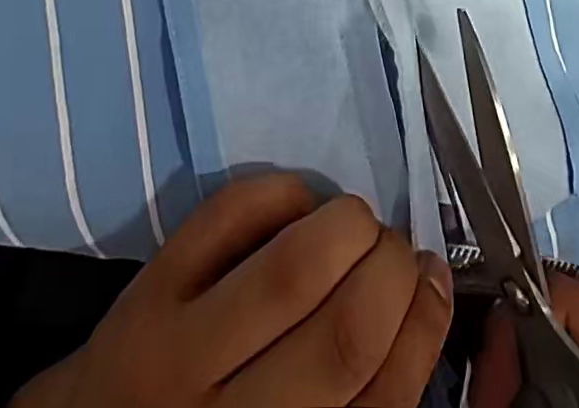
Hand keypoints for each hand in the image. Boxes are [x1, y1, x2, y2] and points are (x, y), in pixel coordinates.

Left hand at [12, 174, 453, 407]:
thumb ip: (356, 388)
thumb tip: (423, 291)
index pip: (382, 399)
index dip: (423, 324)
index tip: (432, 279)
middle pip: (343, 333)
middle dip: (392, 269)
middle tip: (397, 249)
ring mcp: (177, 352)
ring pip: (289, 270)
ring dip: (347, 226)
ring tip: (358, 223)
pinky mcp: (146, 290)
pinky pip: (228, 216)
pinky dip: (281, 191)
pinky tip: (301, 203)